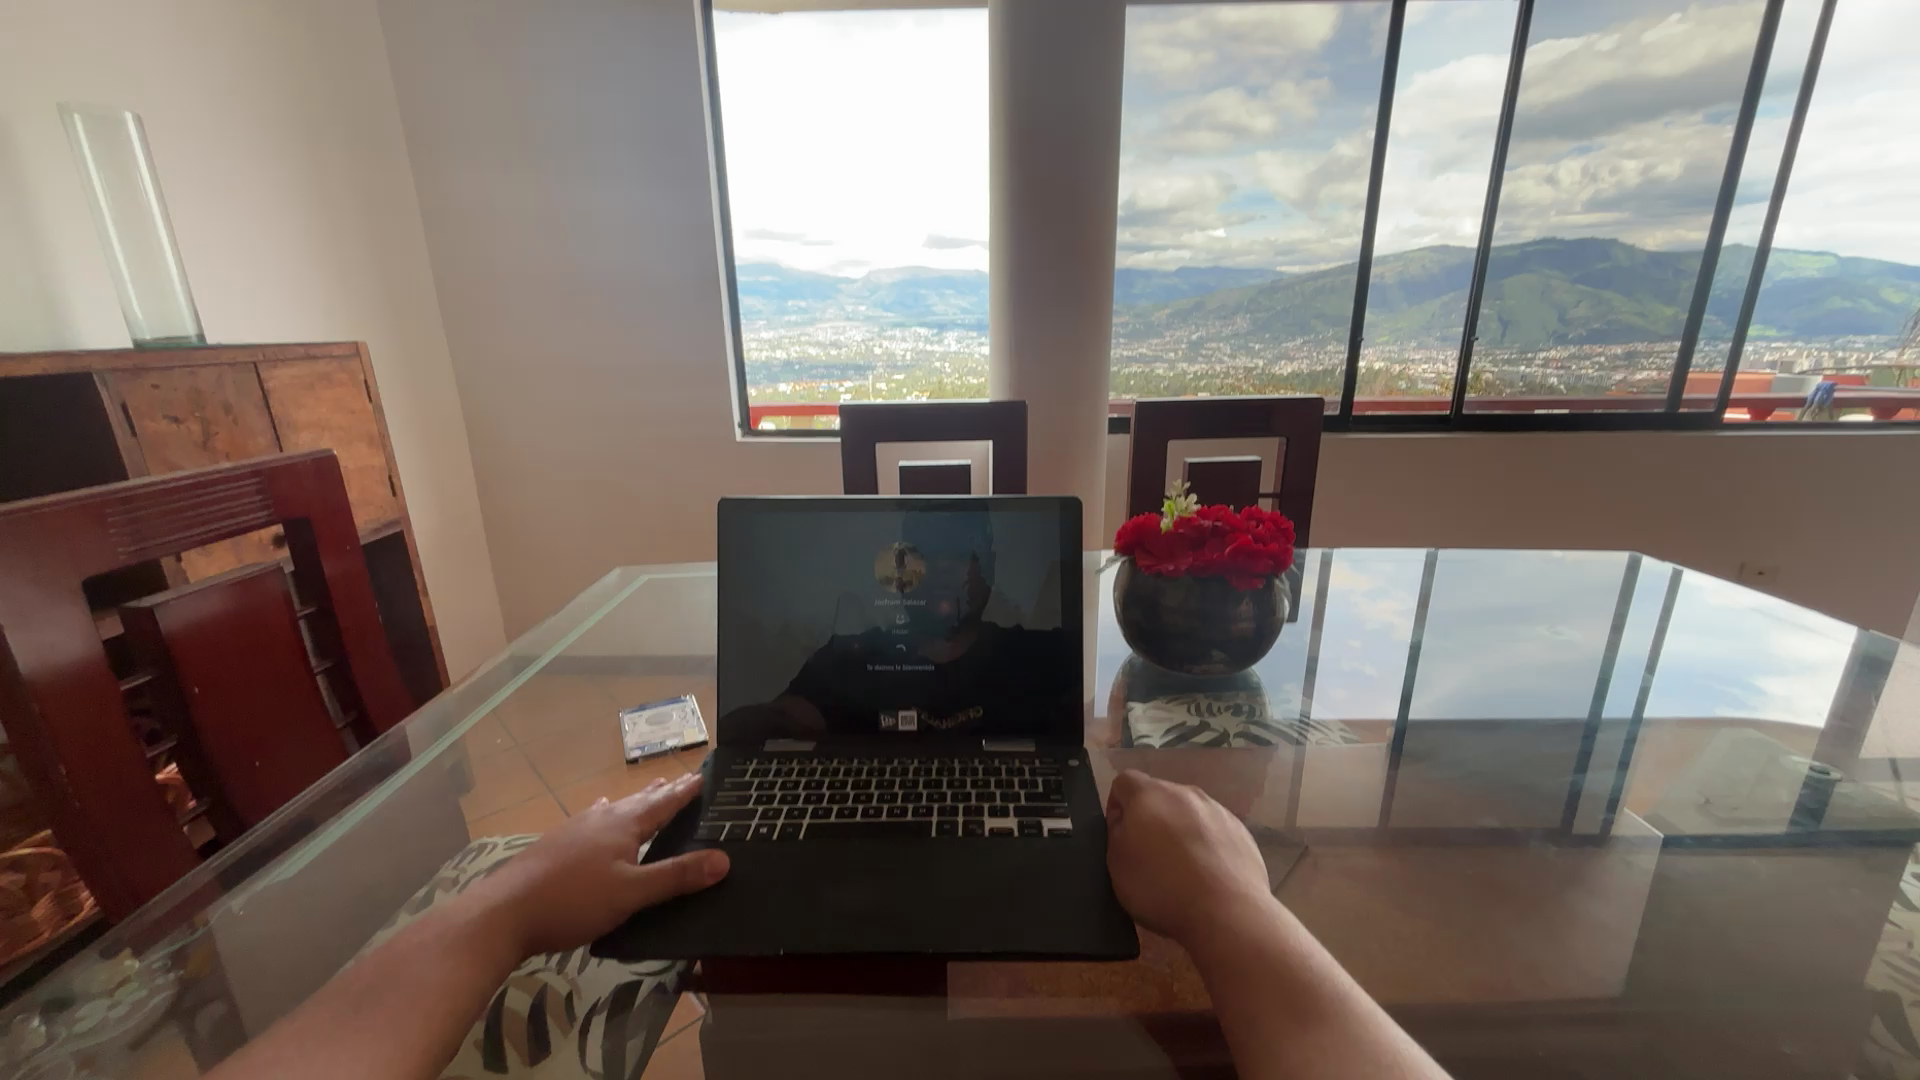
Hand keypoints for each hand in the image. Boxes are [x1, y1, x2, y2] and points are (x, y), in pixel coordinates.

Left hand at [465, 773, 728, 957]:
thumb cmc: (573, 901)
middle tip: (680, 779)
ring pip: (614, 807)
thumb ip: (676, 877)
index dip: (685, 792)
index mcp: (625, 825)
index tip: (702, 776)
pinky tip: (596, 811)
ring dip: (635, 800)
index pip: (664, 803)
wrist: (501, 914)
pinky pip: (591, 818)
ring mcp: (575, 829)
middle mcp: (602, 819)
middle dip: (662, 792)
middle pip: (639, 800)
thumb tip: (724, 859)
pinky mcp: (554, 844)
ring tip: (647, 790)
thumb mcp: (632, 893)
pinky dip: (604, 812)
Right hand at [1104, 770, 1272, 946]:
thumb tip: (1126, 822)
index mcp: (1149, 794)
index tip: (1121, 837)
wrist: (1227, 913)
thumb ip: (1116, 833)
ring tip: (1183, 870)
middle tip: (1150, 856)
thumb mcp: (1116, 864)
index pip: (1124, 782)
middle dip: (1151, 818)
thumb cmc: (1161, 888)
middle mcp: (1184, 792)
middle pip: (1159, 795)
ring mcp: (1217, 810)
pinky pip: (1215, 831)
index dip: (1117, 807)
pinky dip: (1208, 846)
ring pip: (1189, 813)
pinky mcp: (1242, 832)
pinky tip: (1209, 877)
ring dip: (1181, 831)